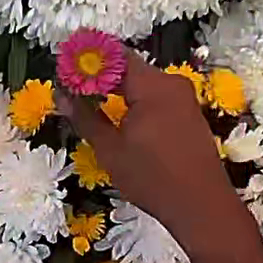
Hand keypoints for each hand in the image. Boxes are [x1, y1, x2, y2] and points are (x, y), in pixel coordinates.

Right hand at [63, 57, 255, 260]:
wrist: (200, 205)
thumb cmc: (152, 178)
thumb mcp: (110, 150)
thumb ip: (85, 118)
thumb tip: (62, 97)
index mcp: (153, 87)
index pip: (115, 57)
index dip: (87, 59)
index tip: (63, 69)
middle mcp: (171, 84)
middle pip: (129, 67)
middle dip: (99, 75)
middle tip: (71, 88)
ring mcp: (183, 98)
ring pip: (142, 83)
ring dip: (115, 89)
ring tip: (88, 103)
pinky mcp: (187, 114)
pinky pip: (155, 97)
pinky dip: (133, 101)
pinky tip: (116, 117)